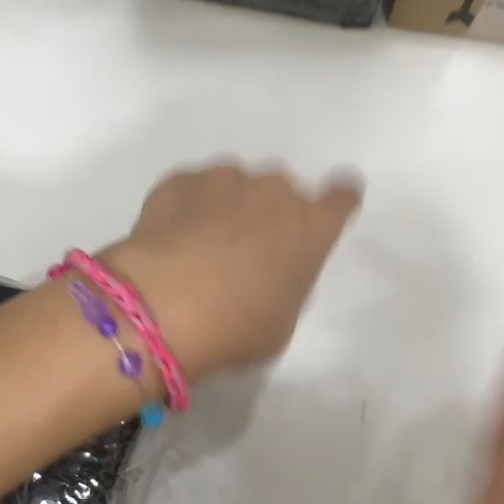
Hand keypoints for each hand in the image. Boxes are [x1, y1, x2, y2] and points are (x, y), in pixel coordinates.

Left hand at [102, 162, 361, 379]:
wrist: (162, 307)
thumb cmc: (236, 326)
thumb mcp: (282, 321)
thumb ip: (287, 283)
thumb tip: (270, 272)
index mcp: (312, 225)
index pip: (341, 196)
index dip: (332, 204)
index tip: (319, 218)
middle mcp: (274, 189)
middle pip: (281, 191)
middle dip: (268, 213)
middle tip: (245, 252)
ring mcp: (223, 177)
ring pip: (234, 184)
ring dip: (226, 206)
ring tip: (200, 247)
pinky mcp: (177, 180)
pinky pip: (191, 189)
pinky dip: (186, 207)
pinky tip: (170, 240)